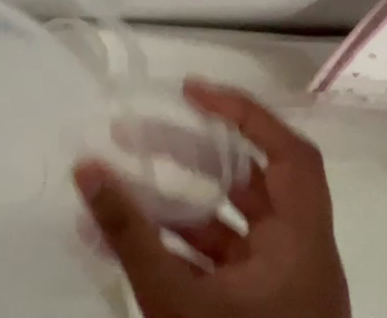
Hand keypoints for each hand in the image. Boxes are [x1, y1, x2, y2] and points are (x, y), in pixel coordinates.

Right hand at [74, 80, 349, 317]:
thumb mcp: (176, 299)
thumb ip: (128, 231)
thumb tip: (84, 165)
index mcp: (302, 248)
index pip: (291, 157)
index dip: (245, 115)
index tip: (189, 91)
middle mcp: (299, 259)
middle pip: (249, 183)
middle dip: (185, 152)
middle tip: (129, 133)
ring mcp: (278, 287)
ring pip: (226, 221)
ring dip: (170, 198)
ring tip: (114, 185)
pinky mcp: (256, 310)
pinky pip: (213, 257)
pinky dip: (171, 240)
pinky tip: (122, 239)